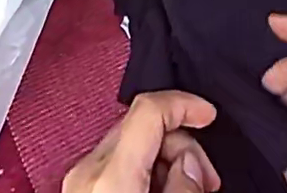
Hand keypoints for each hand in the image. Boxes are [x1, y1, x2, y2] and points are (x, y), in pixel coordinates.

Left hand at [62, 90, 222, 192]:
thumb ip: (183, 187)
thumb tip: (190, 163)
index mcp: (108, 176)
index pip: (148, 109)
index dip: (183, 103)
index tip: (208, 114)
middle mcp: (87, 171)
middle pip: (141, 124)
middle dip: (180, 142)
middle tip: (205, 180)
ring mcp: (77, 183)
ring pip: (131, 144)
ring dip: (165, 159)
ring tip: (186, 188)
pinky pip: (118, 166)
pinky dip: (145, 171)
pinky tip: (161, 190)